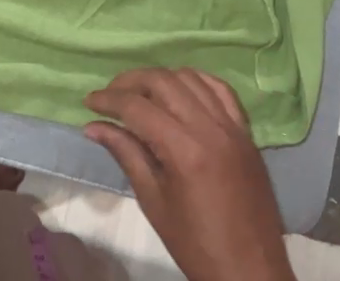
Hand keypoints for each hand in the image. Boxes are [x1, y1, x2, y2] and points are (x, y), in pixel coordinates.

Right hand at [85, 68, 294, 280]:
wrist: (251, 273)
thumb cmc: (196, 245)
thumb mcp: (153, 201)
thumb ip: (125, 153)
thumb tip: (93, 126)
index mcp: (185, 150)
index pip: (137, 106)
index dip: (108, 99)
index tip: (88, 102)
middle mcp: (210, 129)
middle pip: (163, 81)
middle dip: (130, 82)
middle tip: (110, 96)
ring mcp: (233, 128)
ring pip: (191, 78)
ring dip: (161, 79)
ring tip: (141, 94)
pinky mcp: (247, 134)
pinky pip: (222, 91)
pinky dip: (197, 82)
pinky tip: (180, 91)